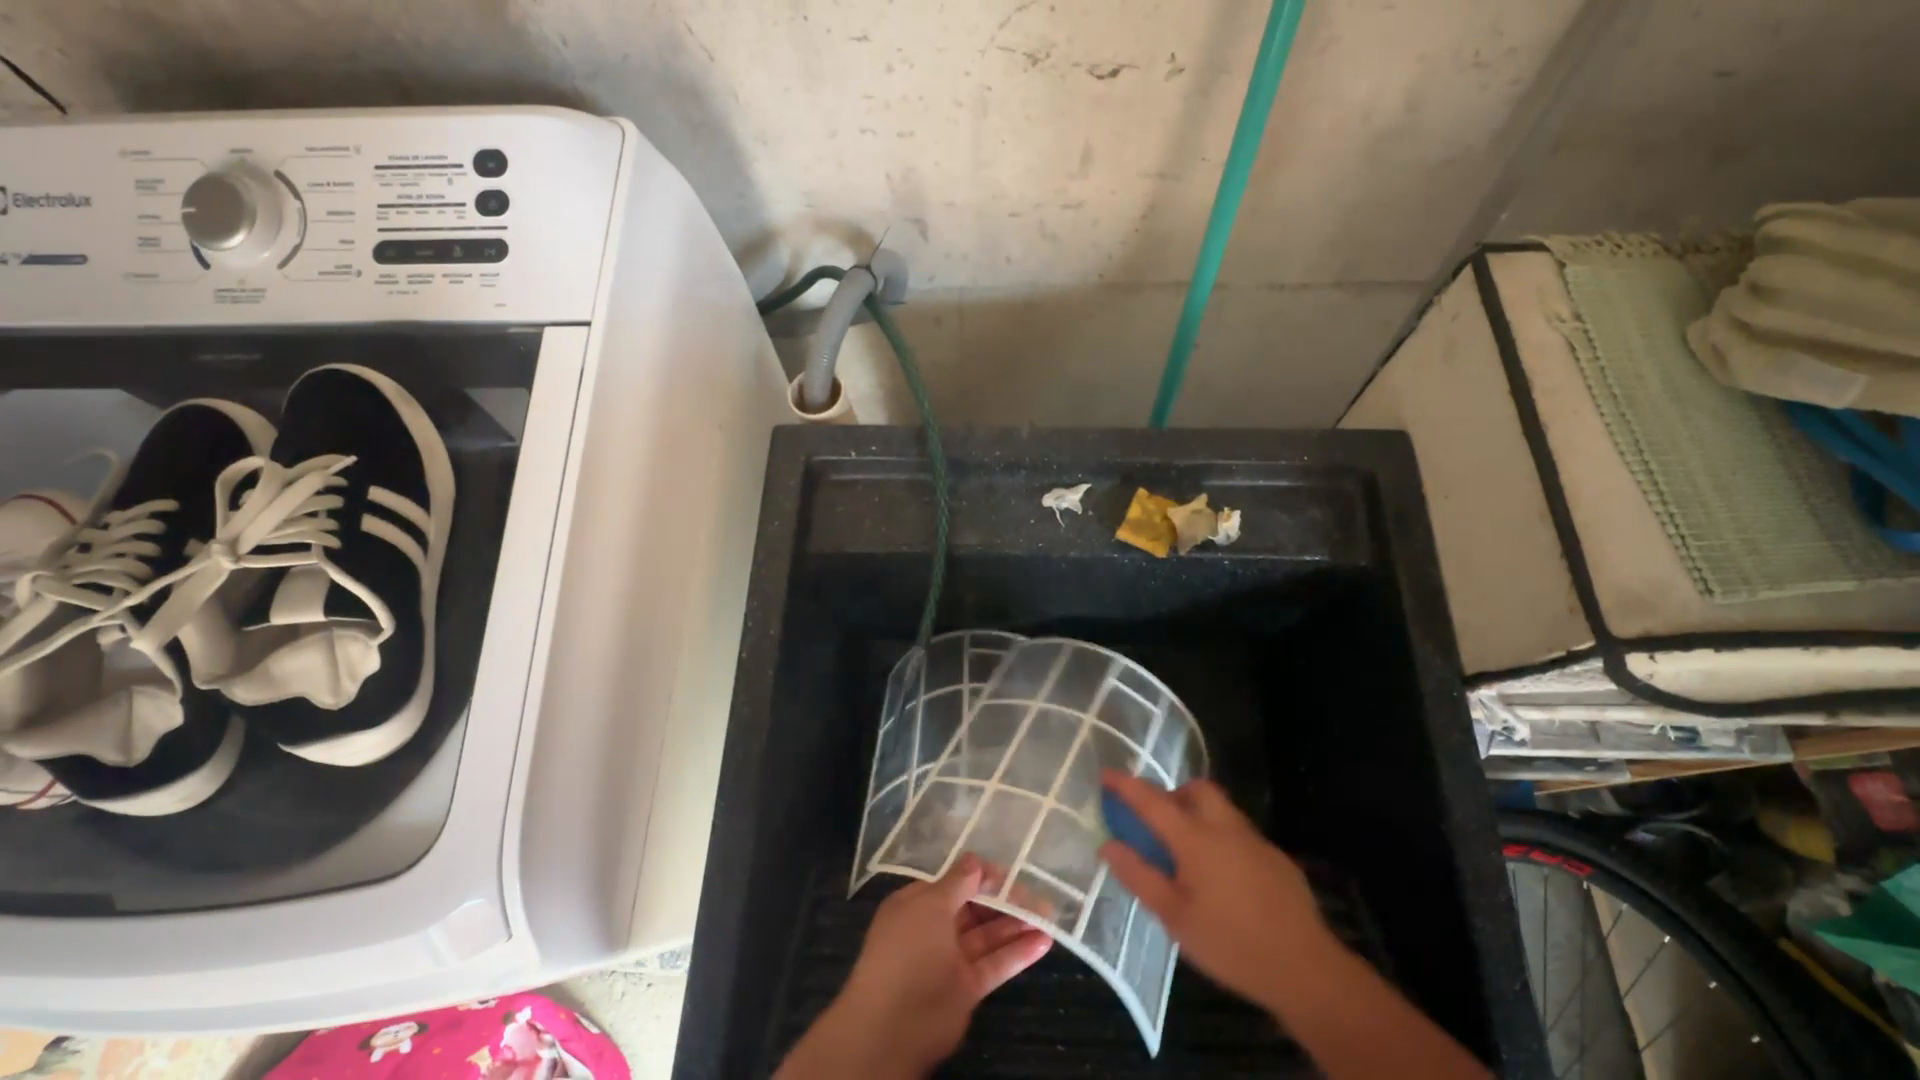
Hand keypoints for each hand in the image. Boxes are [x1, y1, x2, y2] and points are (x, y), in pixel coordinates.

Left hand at [776, 855, 1052, 1079]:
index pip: (953, 883)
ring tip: (1049, 915)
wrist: (893, 1025)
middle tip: (1039, 893)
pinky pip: (994, 964)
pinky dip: (1017, 953)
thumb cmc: (909, 951)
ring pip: (987, 936)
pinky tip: (1044, 941)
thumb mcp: (930, 905)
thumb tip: (976, 861)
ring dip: (1016, 925)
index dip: (980, 876)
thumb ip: (958, 882)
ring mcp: (950, 960)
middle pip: (973, 909)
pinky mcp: (966, 987)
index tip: (1010, 872)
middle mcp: (932, 929)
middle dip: (1004, 900)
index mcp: (916, 904)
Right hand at [1098, 771, 1333, 1013]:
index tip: (1106, 774)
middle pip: (1197, 790)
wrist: (1304, 967)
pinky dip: (1221, 838)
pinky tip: (1221, 877)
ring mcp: (1256, 841)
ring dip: (1198, 813)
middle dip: (1172, 793)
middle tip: (1155, 819)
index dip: (1126, 786)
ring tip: (1185, 851)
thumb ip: (1139, 876)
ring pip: (1222, 809)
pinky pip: (1240, 833)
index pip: (1152, 801)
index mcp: (1196, 839)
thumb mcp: (1174, 916)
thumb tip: (1108, 845)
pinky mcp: (1277, 859)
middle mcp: (1227, 828)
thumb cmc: (1229, 944)